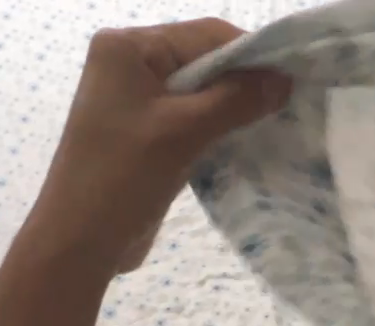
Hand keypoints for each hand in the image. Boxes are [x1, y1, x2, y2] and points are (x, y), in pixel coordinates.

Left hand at [26, 19, 290, 274]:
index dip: (251, 54)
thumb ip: (234, 101)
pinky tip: (244, 148)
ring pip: (199, 97)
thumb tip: (282, 80)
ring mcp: (136, 105)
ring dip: (234, 112)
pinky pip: (190, 125)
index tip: (293, 79)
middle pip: (202, 63)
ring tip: (274, 128)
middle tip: (289, 108)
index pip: (204, 36)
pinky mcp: (145, 140)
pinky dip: (217, 134)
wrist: (80, 241)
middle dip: (244, 84)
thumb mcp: (182, 133)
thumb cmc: (123, 177)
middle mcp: (130, 67)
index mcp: (129, 48)